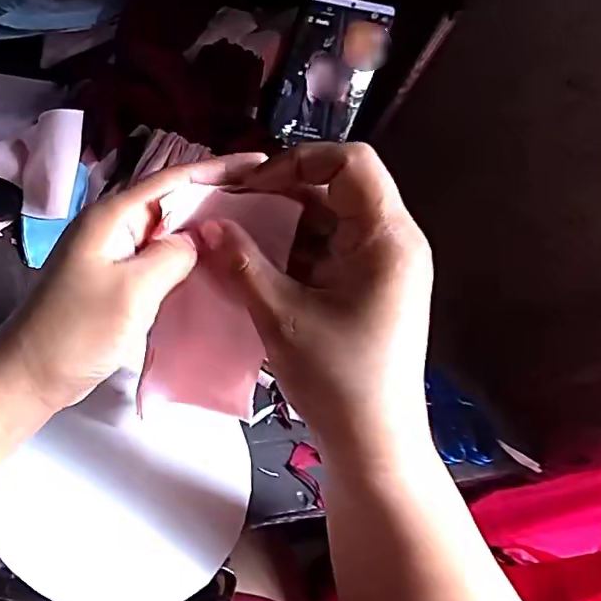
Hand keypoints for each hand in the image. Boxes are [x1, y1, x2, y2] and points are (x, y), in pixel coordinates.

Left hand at [0, 153, 269, 416]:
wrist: (29, 375)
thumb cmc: (76, 331)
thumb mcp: (133, 291)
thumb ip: (173, 256)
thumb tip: (199, 238)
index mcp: (111, 216)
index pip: (172, 179)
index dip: (217, 169)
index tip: (260, 165)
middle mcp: (111, 226)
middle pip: (171, 200)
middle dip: (215, 196)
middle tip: (264, 199)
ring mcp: (111, 253)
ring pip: (166, 231)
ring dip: (203, 228)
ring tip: (249, 227)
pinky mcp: (114, 279)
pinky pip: (157, 258)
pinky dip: (185, 257)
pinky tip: (212, 265)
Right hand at [196, 143, 432, 458]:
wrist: (373, 440)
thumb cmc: (338, 379)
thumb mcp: (281, 316)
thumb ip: (242, 264)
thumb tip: (207, 225)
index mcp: (387, 239)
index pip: (353, 162)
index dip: (299, 161)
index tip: (254, 186)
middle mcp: (393, 243)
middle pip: (339, 188)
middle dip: (283, 193)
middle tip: (236, 209)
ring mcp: (383, 266)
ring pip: (330, 220)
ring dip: (284, 224)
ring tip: (240, 237)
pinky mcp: (369, 287)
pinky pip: (329, 249)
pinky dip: (294, 250)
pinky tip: (259, 264)